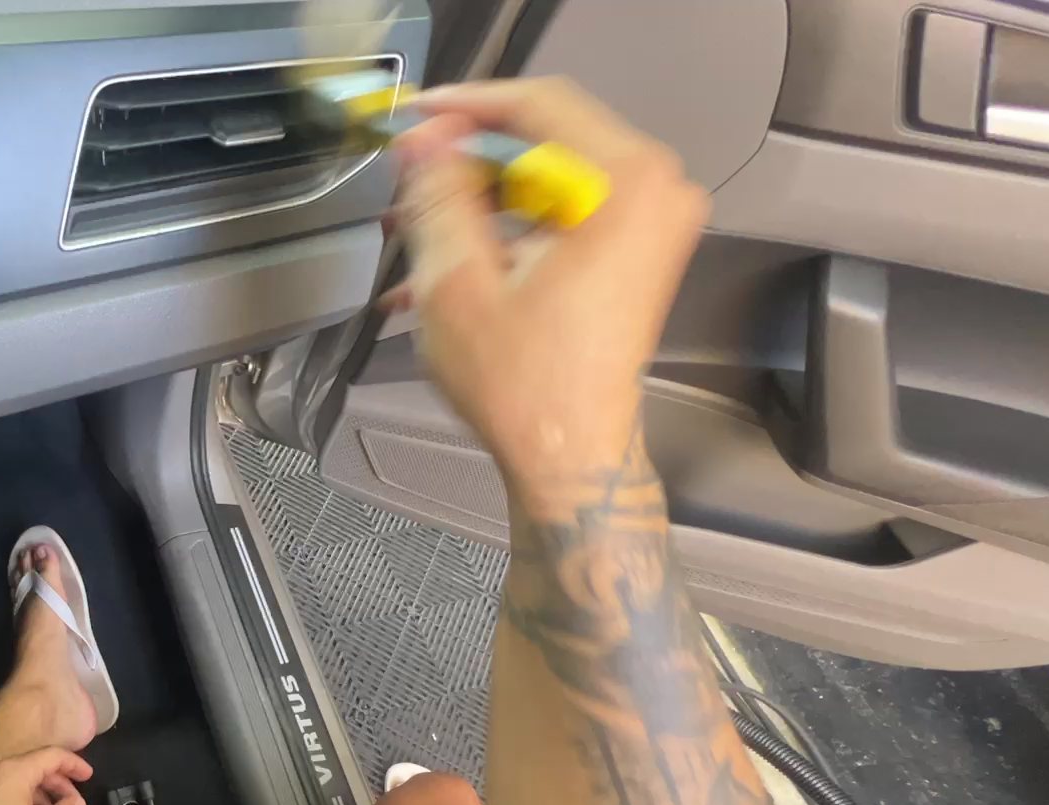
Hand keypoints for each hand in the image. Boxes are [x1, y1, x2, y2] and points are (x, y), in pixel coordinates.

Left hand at [0, 748, 91, 804]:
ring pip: (14, 778)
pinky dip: (17, 799)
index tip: (89, 777)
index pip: (51, 756)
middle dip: (56, 782)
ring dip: (37, 793)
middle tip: (73, 804)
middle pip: (31, 765)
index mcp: (11, 775)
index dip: (74, 764)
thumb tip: (75, 802)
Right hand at [385, 78, 708, 493]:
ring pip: (537, 193)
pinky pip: (550, 228)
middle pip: (538, 150)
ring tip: (404, 243)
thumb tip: (422, 139)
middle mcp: (647, 194)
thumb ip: (438, 196)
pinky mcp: (622, 263)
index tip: (410, 119)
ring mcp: (640, 231)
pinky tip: (434, 278)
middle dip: (459, 170)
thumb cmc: (519, 380)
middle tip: (400, 191)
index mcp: (620, 183)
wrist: (566, 454)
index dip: (463, 106)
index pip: (538, 106)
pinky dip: (494, 244)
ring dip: (467, 213)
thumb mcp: (456, 281)